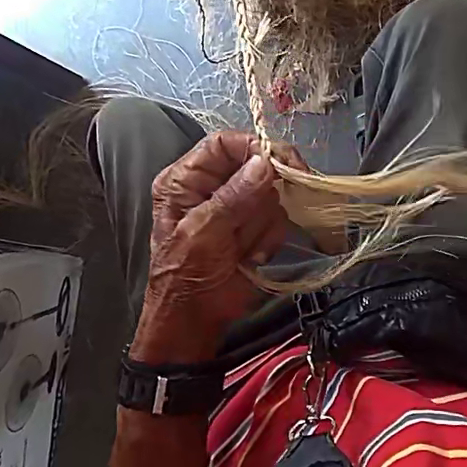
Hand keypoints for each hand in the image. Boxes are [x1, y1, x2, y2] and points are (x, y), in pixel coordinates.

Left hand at [131, 132, 290, 363]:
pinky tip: (250, 259)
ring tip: (241, 250)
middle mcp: (211, 188)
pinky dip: (268, 241)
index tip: (282, 164)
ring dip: (261, 227)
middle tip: (252, 224)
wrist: (194, 321)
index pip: (223, 144)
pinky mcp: (254, 229)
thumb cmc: (185, 276)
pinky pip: (277, 220)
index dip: (253, 148)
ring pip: (270, 196)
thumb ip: (233, 198)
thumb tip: (264, 163)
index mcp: (185, 180)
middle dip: (258, 200)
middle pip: (254, 168)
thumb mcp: (202, 234)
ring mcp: (234, 209)